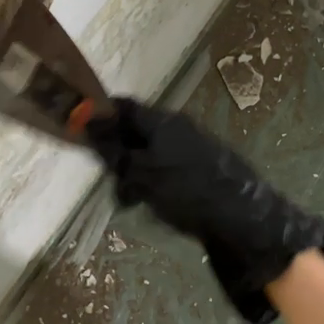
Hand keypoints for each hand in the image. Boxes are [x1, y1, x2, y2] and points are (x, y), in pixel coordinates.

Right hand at [86, 98, 323, 323]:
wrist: (241, 218)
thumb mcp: (142, 174)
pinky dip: (152, 180)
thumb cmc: (187, 191)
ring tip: (127, 197)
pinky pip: (167, 166)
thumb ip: (115, 152)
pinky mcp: (201, 167)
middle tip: (105, 174)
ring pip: (151, 152)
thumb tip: (89, 126)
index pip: (125, 106)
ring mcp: (192, 146)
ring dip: (134, 170)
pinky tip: (148, 202)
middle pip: (137, 130)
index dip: (101, 113)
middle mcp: (178, 127)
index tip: (81, 128)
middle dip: (117, 150)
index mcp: (163, 122)